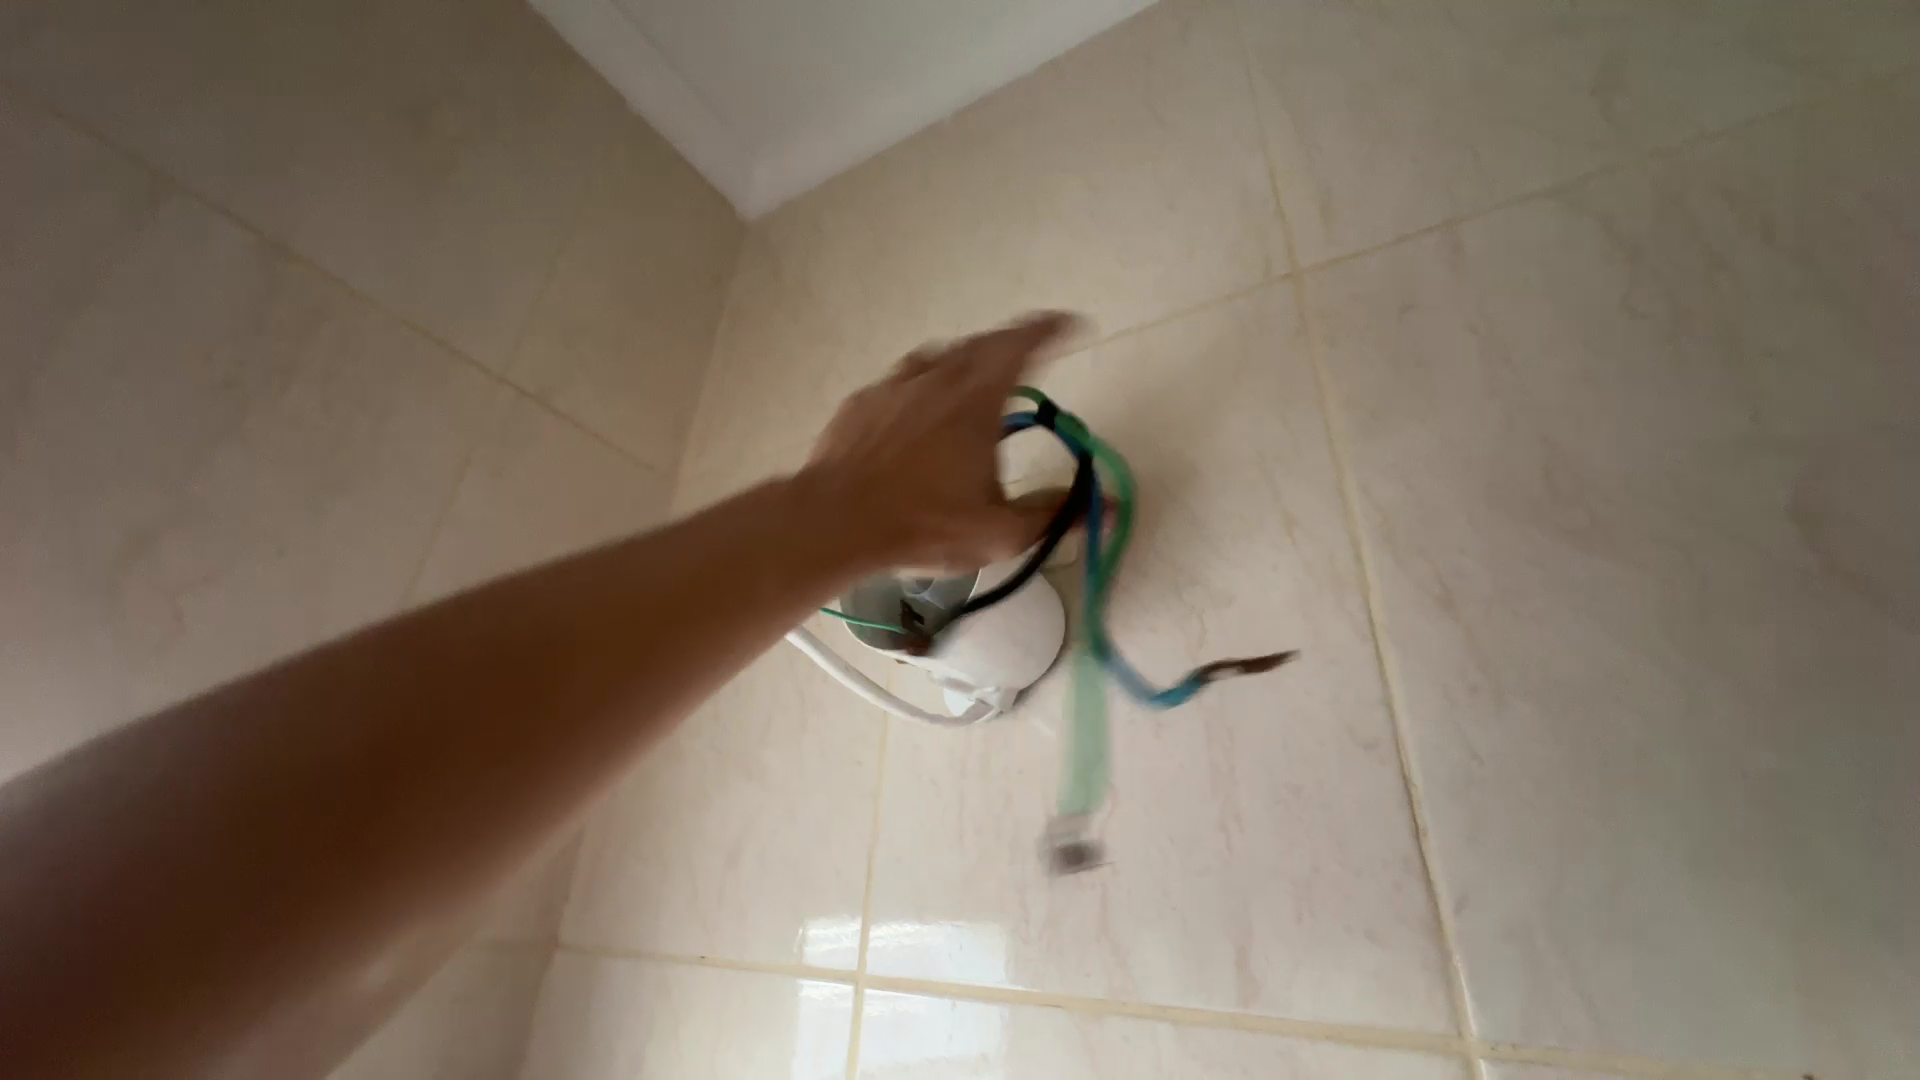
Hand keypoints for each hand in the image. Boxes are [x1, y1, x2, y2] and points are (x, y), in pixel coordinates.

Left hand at [800, 311, 1086, 573]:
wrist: (837, 522)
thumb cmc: (925, 524)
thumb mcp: (1000, 532)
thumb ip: (1055, 515)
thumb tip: (1111, 507)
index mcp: (977, 399)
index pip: (1023, 346)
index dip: (1051, 331)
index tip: (1071, 324)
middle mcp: (937, 379)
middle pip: (980, 344)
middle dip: (1010, 342)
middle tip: (1027, 350)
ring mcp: (893, 387)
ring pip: (936, 358)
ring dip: (962, 360)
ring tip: (972, 376)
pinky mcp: (861, 404)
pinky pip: (899, 382)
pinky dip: (920, 385)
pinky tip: (915, 410)